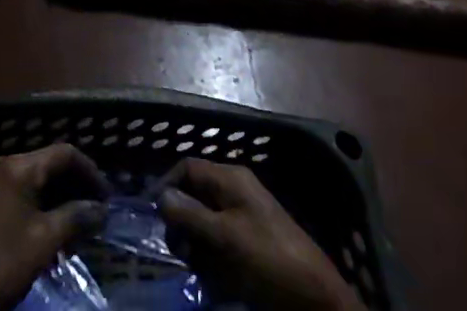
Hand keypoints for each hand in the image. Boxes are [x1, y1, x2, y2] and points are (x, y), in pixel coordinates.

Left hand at [0, 144, 110, 310]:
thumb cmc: (3, 261)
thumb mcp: (46, 239)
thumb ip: (78, 217)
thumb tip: (102, 210)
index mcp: (18, 166)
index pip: (65, 153)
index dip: (91, 172)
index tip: (107, 200)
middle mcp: (4, 166)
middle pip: (50, 167)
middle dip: (76, 191)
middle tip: (95, 219)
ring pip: (38, 184)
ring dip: (61, 205)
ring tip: (77, 236)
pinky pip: (23, 197)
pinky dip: (43, 212)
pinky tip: (54, 240)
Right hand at [159, 160, 364, 310]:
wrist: (314, 297)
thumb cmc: (267, 258)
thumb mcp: (224, 236)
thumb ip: (190, 214)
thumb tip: (161, 195)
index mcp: (231, 179)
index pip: (188, 168)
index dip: (167, 185)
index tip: (151, 213)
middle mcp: (235, 193)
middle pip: (193, 197)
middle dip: (181, 223)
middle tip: (179, 251)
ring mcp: (242, 220)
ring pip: (202, 225)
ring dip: (195, 247)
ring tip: (200, 270)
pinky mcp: (248, 246)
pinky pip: (217, 246)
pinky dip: (211, 262)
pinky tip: (215, 282)